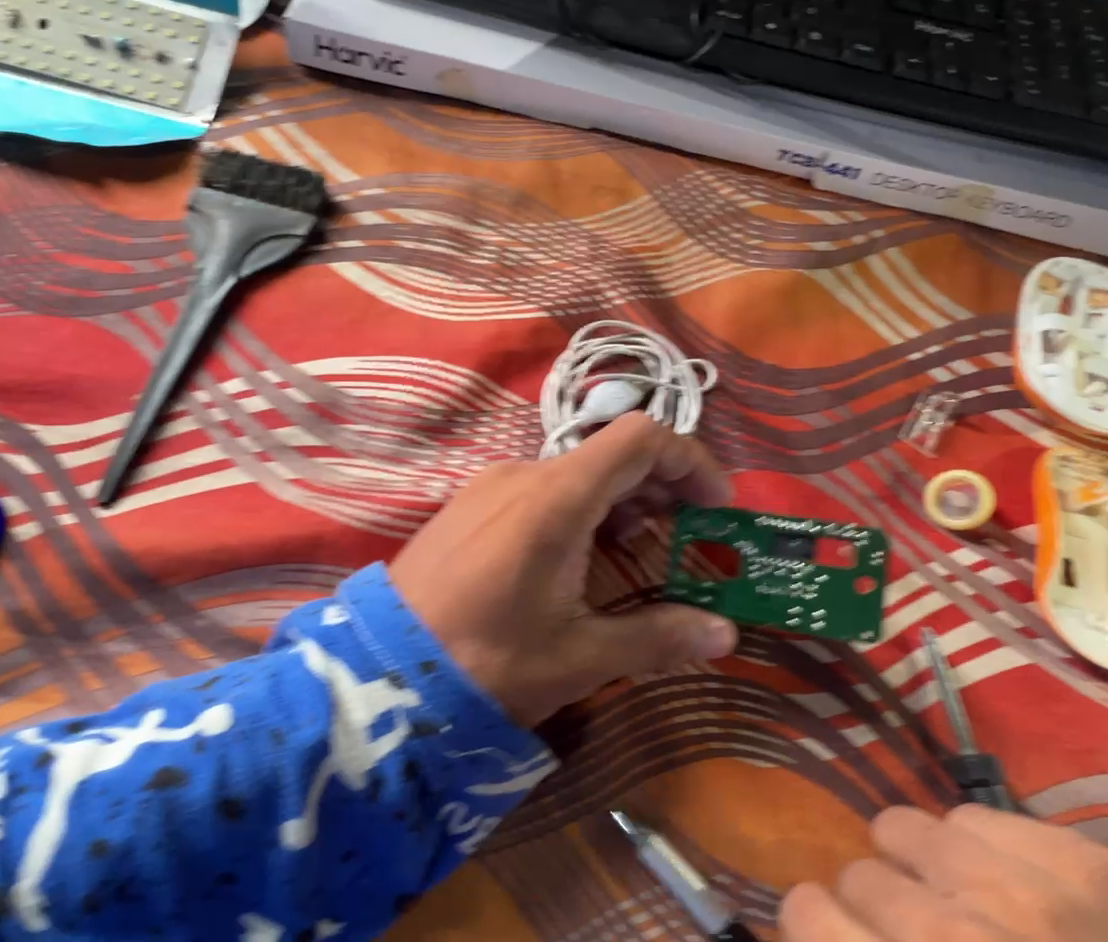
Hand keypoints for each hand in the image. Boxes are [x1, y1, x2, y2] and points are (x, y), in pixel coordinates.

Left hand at [390, 413, 740, 726]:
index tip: (717, 508)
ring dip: (619, 502)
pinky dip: (579, 509)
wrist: (382, 670)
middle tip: (686, 540)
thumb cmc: (487, 659)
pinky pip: (539, 489)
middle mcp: (523, 474)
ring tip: (637, 554)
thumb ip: (657, 637)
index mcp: (557, 496)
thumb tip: (725, 634)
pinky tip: (577, 560)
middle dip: (661, 489)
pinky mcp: (467, 505)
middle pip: (610, 454)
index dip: (691, 461)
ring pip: (574, 472)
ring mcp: (489, 485)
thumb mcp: (579, 656)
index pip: (641, 438)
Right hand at [780, 805, 1107, 941]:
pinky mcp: (1082, 860)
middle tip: (911, 933)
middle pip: (858, 875)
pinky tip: (1004, 885)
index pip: (811, 917)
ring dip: (917, 864)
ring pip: (905, 827)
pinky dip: (972, 847)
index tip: (826, 925)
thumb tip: (817, 926)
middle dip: (871, 902)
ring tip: (953, 895)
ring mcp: (1027, 892)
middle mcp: (960, 938)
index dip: (811, 921)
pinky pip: (971, 814)